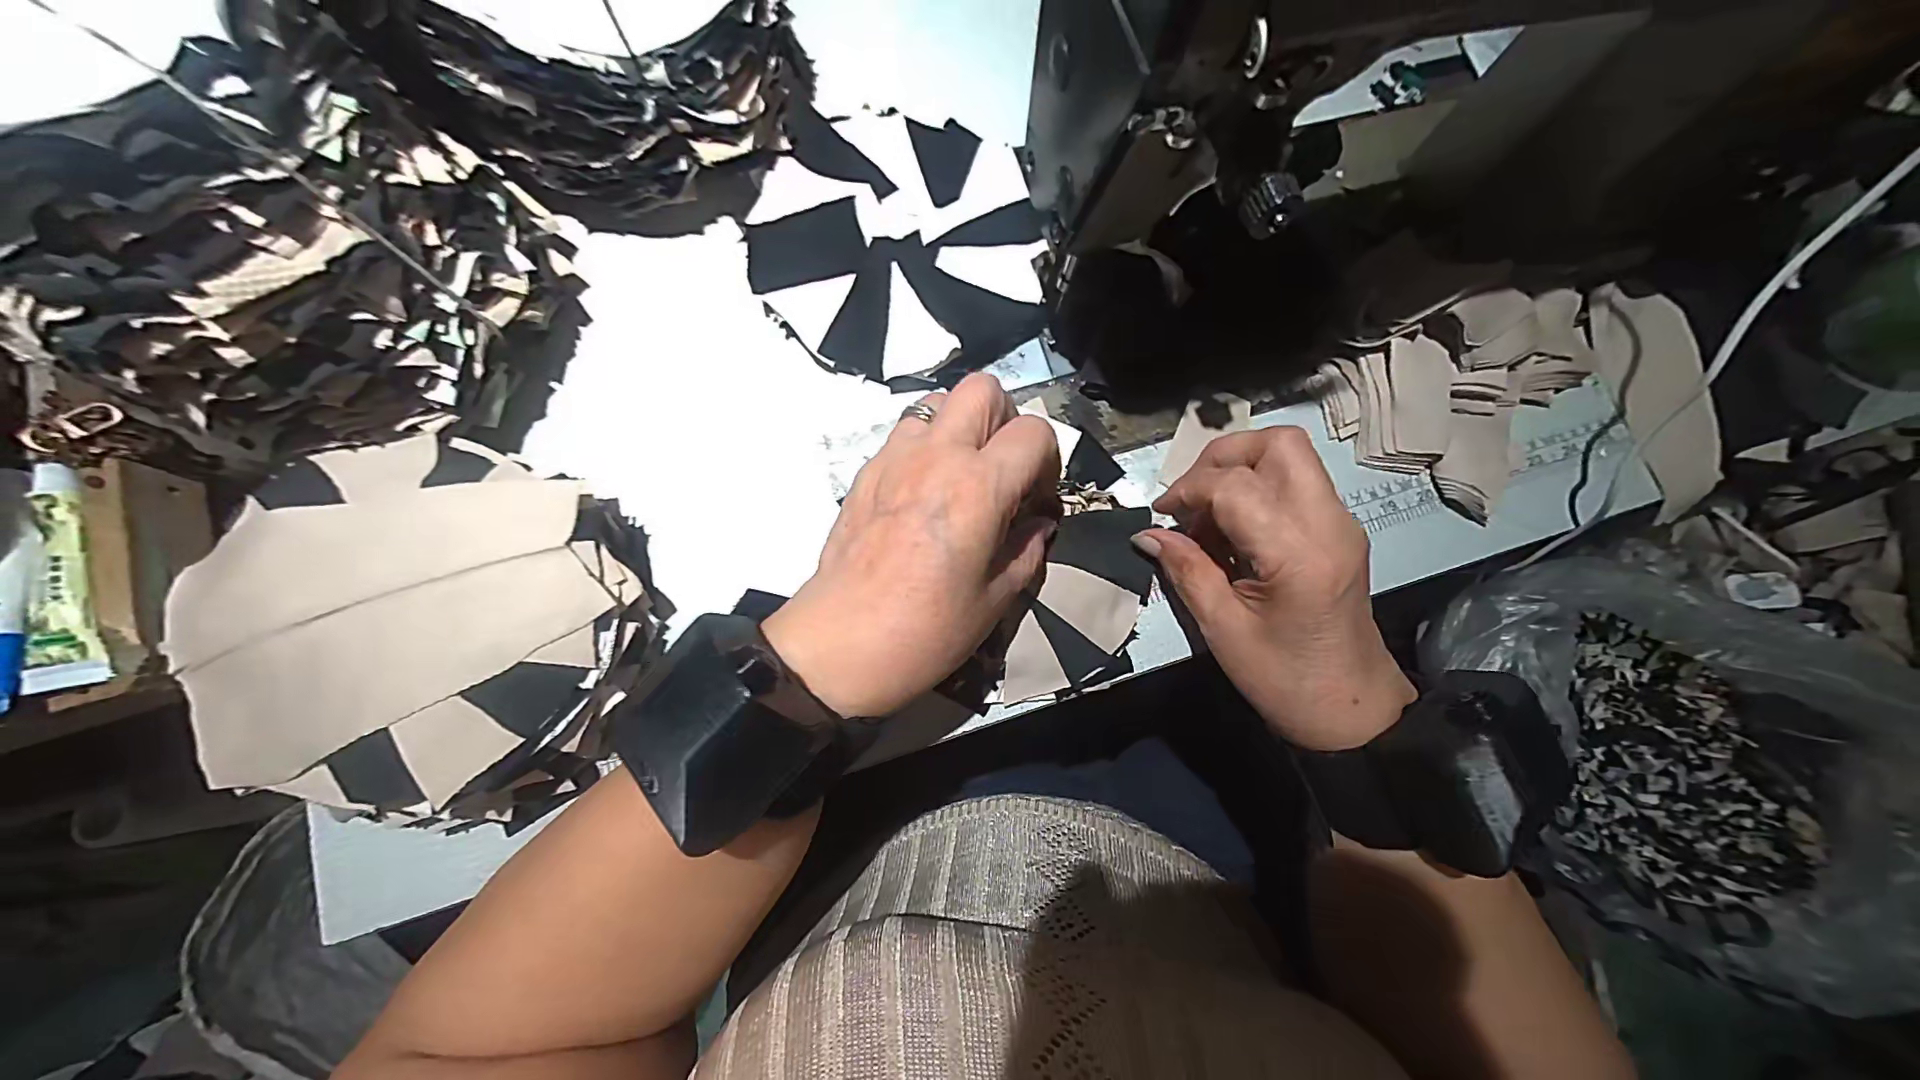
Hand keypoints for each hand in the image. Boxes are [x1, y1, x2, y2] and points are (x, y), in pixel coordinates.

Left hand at [763, 374, 1059, 716]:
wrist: (839, 645)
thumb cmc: (924, 631)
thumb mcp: (995, 599)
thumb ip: (1027, 550)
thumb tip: (1039, 524)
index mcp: (977, 487)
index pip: (1034, 432)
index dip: (1048, 461)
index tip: (1037, 498)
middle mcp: (936, 457)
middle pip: (983, 389)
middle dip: (1005, 419)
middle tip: (1004, 469)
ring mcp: (894, 460)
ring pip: (938, 401)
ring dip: (961, 426)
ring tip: (963, 475)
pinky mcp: (865, 473)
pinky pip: (904, 434)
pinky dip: (926, 447)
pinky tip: (924, 494)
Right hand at [1132, 427, 1415, 750]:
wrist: (1350, 707)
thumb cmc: (1285, 678)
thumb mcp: (1222, 628)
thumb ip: (1185, 570)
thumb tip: (1149, 534)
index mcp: (1299, 553)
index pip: (1235, 484)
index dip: (1188, 489)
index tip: (1162, 515)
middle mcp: (1329, 524)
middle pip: (1277, 444)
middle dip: (1221, 458)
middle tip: (1190, 498)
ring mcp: (1340, 523)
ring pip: (1289, 455)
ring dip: (1238, 471)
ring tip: (1209, 518)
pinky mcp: (1338, 529)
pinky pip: (1295, 482)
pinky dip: (1255, 489)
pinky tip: (1232, 532)